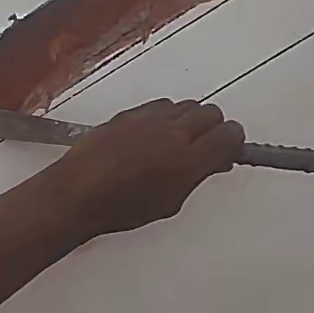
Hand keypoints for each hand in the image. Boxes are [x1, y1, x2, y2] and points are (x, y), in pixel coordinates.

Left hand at [36, 98, 243, 237]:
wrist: (79, 193)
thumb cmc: (122, 207)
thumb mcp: (170, 202)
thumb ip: (196, 177)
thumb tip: (215, 162)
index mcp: (188, 161)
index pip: (229, 135)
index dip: (234, 141)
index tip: (230, 148)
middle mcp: (173, 133)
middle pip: (212, 113)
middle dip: (215, 128)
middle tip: (207, 145)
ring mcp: (150, 119)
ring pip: (187, 106)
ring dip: (190, 120)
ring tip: (178, 141)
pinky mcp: (131, 113)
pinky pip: (161, 105)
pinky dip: (167, 116)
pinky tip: (155, 135)